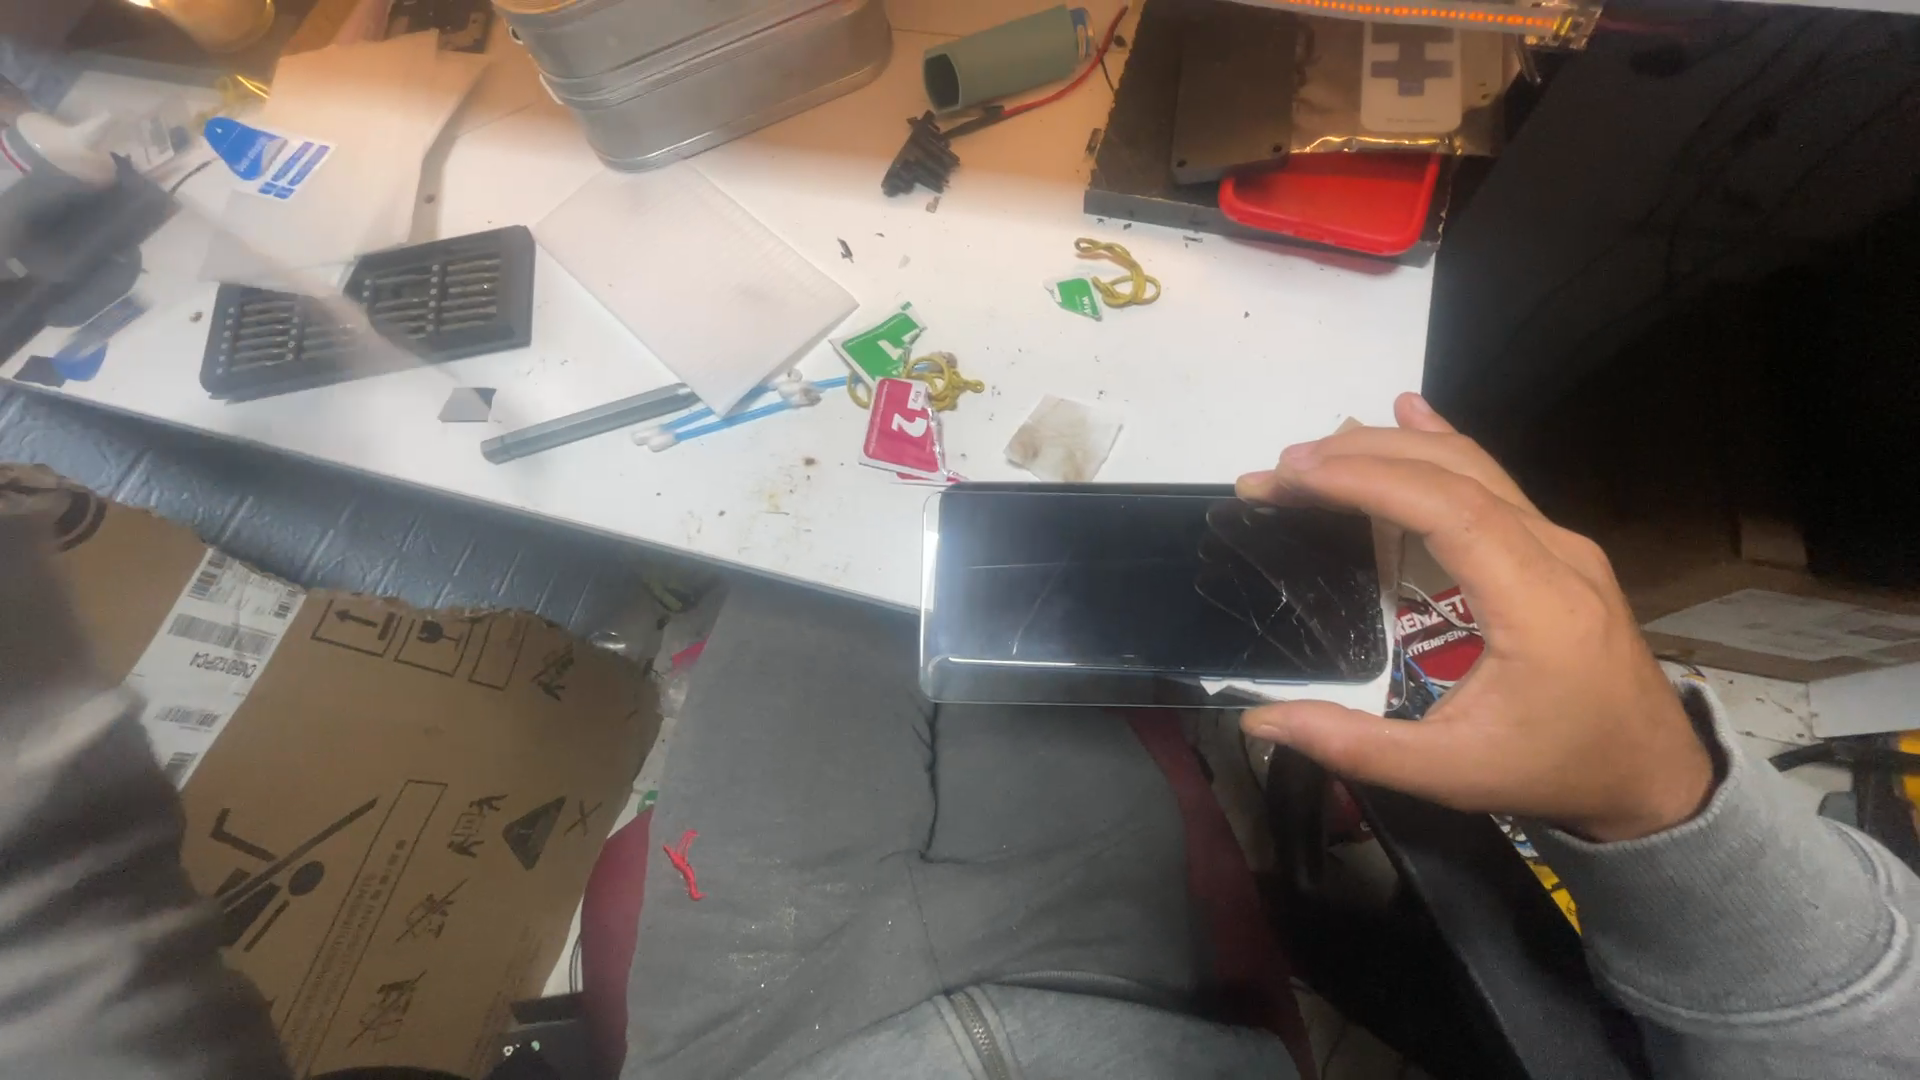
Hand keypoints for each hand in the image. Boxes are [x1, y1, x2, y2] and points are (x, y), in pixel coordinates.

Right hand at [1235, 393, 1713, 841]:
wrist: (1652, 775)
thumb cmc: (1553, 769)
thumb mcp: (1449, 774)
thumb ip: (1353, 745)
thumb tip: (1259, 719)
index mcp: (1536, 601)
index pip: (1447, 508)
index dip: (1365, 481)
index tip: (1292, 477)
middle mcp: (1553, 552)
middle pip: (1452, 472)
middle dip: (1357, 459)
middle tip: (1277, 470)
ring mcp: (1557, 541)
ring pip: (1469, 465)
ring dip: (1386, 449)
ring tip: (1311, 456)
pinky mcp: (1550, 545)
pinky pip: (1489, 477)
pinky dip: (1437, 441)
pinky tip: (1407, 411)